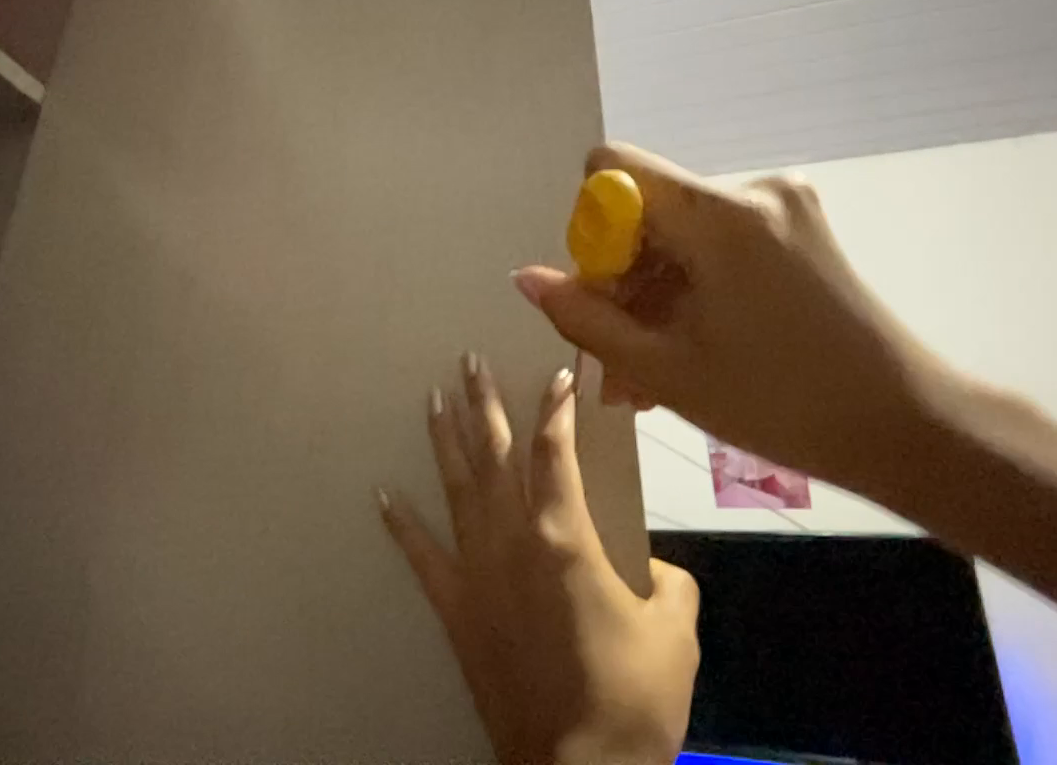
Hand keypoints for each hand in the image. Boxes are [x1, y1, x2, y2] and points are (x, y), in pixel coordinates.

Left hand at [379, 354, 698, 764]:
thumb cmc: (633, 696)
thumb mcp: (675, 629)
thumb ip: (668, 582)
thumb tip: (652, 568)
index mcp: (564, 535)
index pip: (555, 451)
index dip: (556, 407)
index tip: (558, 374)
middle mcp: (511, 539)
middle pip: (495, 454)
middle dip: (484, 403)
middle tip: (469, 360)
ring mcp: (476, 571)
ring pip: (457, 488)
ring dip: (445, 440)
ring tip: (434, 398)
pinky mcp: (454, 607)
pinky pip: (421, 556)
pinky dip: (401, 524)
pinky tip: (382, 494)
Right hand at [512, 142, 1006, 497]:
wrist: (910, 427)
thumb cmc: (781, 403)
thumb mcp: (664, 369)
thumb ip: (584, 317)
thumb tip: (523, 277)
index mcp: (717, 213)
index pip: (612, 167)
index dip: (590, 226)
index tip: (608, 290)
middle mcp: (750, 189)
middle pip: (644, 207)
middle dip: (621, 278)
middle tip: (620, 358)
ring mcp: (779, 206)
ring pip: (677, 233)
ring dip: (652, 295)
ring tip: (650, 371)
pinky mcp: (797, 227)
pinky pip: (713, 244)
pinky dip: (689, 289)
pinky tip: (687, 347)